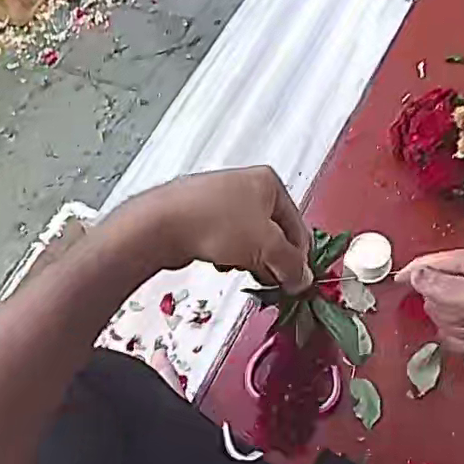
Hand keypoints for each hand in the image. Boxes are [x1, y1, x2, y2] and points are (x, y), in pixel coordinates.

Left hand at [108, 167, 313, 291]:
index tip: (297, 281)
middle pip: (274, 233)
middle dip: (273, 259)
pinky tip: (221, 261)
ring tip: (241, 266)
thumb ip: (292, 265)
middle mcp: (246, 186)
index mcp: (269, 182)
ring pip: (250, 240)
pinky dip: (229, 255)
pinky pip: (227, 241)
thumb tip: (302, 279)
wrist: (161, 225)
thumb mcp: (267, 247)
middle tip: (272, 280)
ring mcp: (222, 200)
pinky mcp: (201, 217)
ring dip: (251, 259)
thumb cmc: (215, 223)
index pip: (297, 226)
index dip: (299, 257)